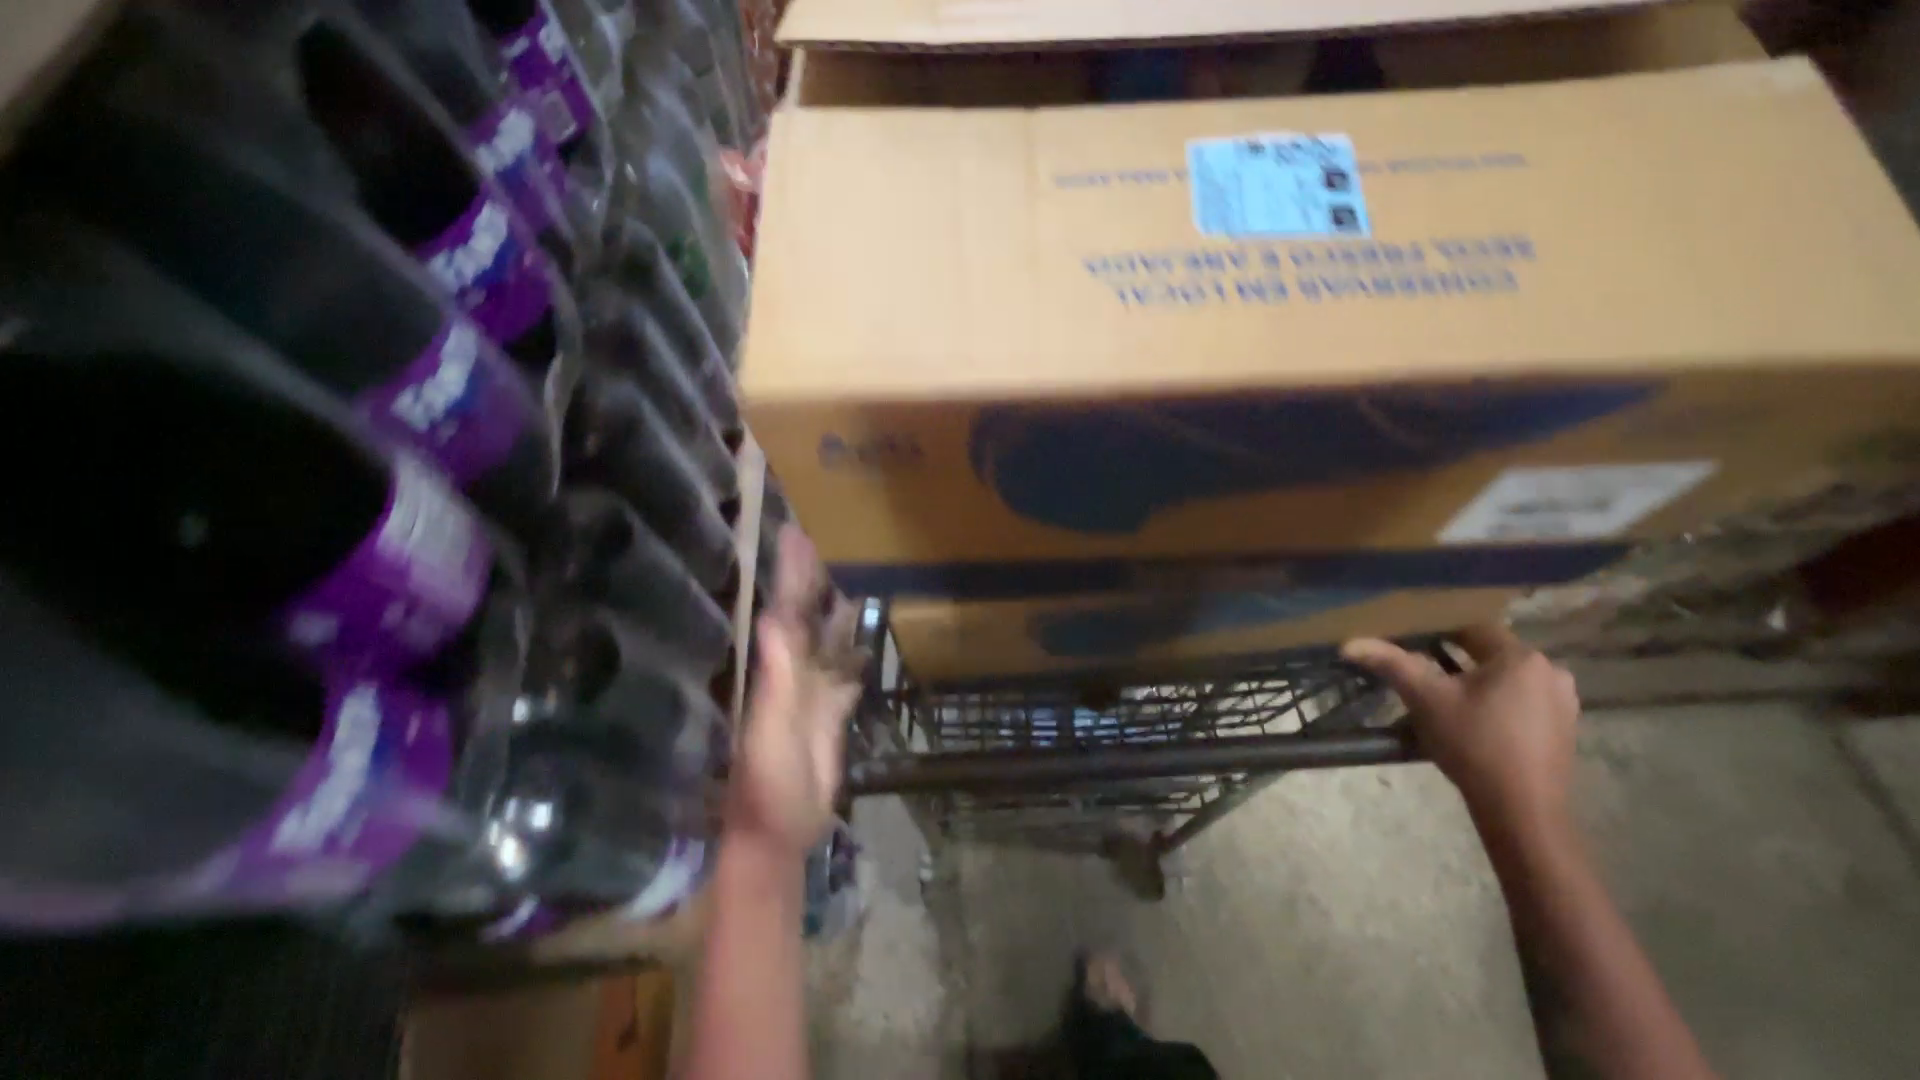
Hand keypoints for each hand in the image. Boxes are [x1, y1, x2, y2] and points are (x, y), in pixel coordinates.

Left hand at [727, 525, 865, 858]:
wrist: (777, 834)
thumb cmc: (769, 788)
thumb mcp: (770, 732)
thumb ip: (775, 677)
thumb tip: (771, 621)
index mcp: (778, 673)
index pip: (788, 612)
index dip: (792, 575)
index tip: (795, 533)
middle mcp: (794, 676)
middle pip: (808, 619)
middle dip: (813, 580)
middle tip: (824, 539)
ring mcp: (814, 697)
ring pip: (828, 644)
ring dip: (836, 611)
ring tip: (851, 576)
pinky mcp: (831, 718)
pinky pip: (844, 676)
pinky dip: (852, 654)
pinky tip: (861, 639)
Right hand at [1341, 623, 1579, 827]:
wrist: (1522, 810)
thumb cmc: (1473, 744)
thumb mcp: (1426, 700)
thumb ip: (1392, 665)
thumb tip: (1349, 643)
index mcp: (1521, 657)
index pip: (1474, 628)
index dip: (1440, 632)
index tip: (1412, 642)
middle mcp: (1550, 671)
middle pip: (1492, 655)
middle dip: (1458, 663)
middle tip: (1425, 678)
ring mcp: (1564, 702)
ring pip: (1509, 681)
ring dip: (1480, 685)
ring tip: (1449, 703)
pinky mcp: (1566, 730)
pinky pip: (1525, 704)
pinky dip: (1500, 706)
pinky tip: (1478, 726)